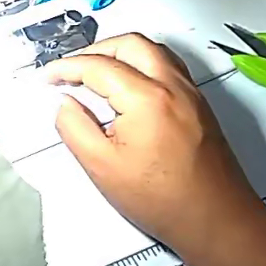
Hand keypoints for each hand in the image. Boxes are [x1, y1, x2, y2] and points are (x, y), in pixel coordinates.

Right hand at [43, 34, 264, 254]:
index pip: (98, 66)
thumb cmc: (166, 201)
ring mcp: (190, 93)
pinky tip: (128, 86)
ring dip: (120, 52)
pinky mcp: (199, 104)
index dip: (66, 67)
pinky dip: (142, 64)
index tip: (49, 75)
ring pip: (152, 50)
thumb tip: (64, 104)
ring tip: (97, 73)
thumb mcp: (102, 167)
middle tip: (71, 70)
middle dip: (94, 50)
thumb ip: (74, 127)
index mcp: (148, 98)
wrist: (216, 221)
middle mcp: (173, 86)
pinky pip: (168, 66)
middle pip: (128, 44)